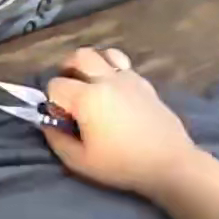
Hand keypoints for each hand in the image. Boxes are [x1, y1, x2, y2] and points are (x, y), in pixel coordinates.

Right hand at [42, 47, 199, 198]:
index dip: (53, 101)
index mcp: (87, 98)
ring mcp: (129, 79)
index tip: (63, 119)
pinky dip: (113, 72)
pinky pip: (124, 66)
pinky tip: (114, 95)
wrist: (169, 164)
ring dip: (93, 64)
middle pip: (80, 55)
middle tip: (69, 91)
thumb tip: (49, 124)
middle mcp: (107, 80)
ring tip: (91, 84)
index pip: (56, 84)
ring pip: (105, 53)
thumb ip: (56, 140)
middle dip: (67, 69)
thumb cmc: (121, 165)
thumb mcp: (79, 161)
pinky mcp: (146, 84)